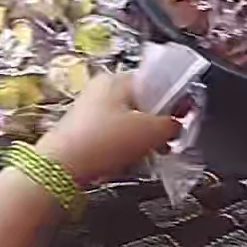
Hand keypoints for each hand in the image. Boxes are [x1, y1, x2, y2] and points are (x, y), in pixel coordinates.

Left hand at [35, 72, 181, 185]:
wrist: (62, 167)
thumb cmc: (107, 141)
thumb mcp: (150, 131)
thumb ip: (171, 125)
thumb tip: (176, 126)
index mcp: (117, 79)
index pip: (155, 80)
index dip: (174, 98)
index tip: (184, 117)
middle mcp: (101, 89)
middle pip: (141, 102)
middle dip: (157, 123)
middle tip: (167, 141)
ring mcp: (89, 110)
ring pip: (127, 120)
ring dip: (142, 137)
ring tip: (148, 154)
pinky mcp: (82, 131)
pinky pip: (112, 134)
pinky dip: (123, 146)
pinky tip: (127, 160)